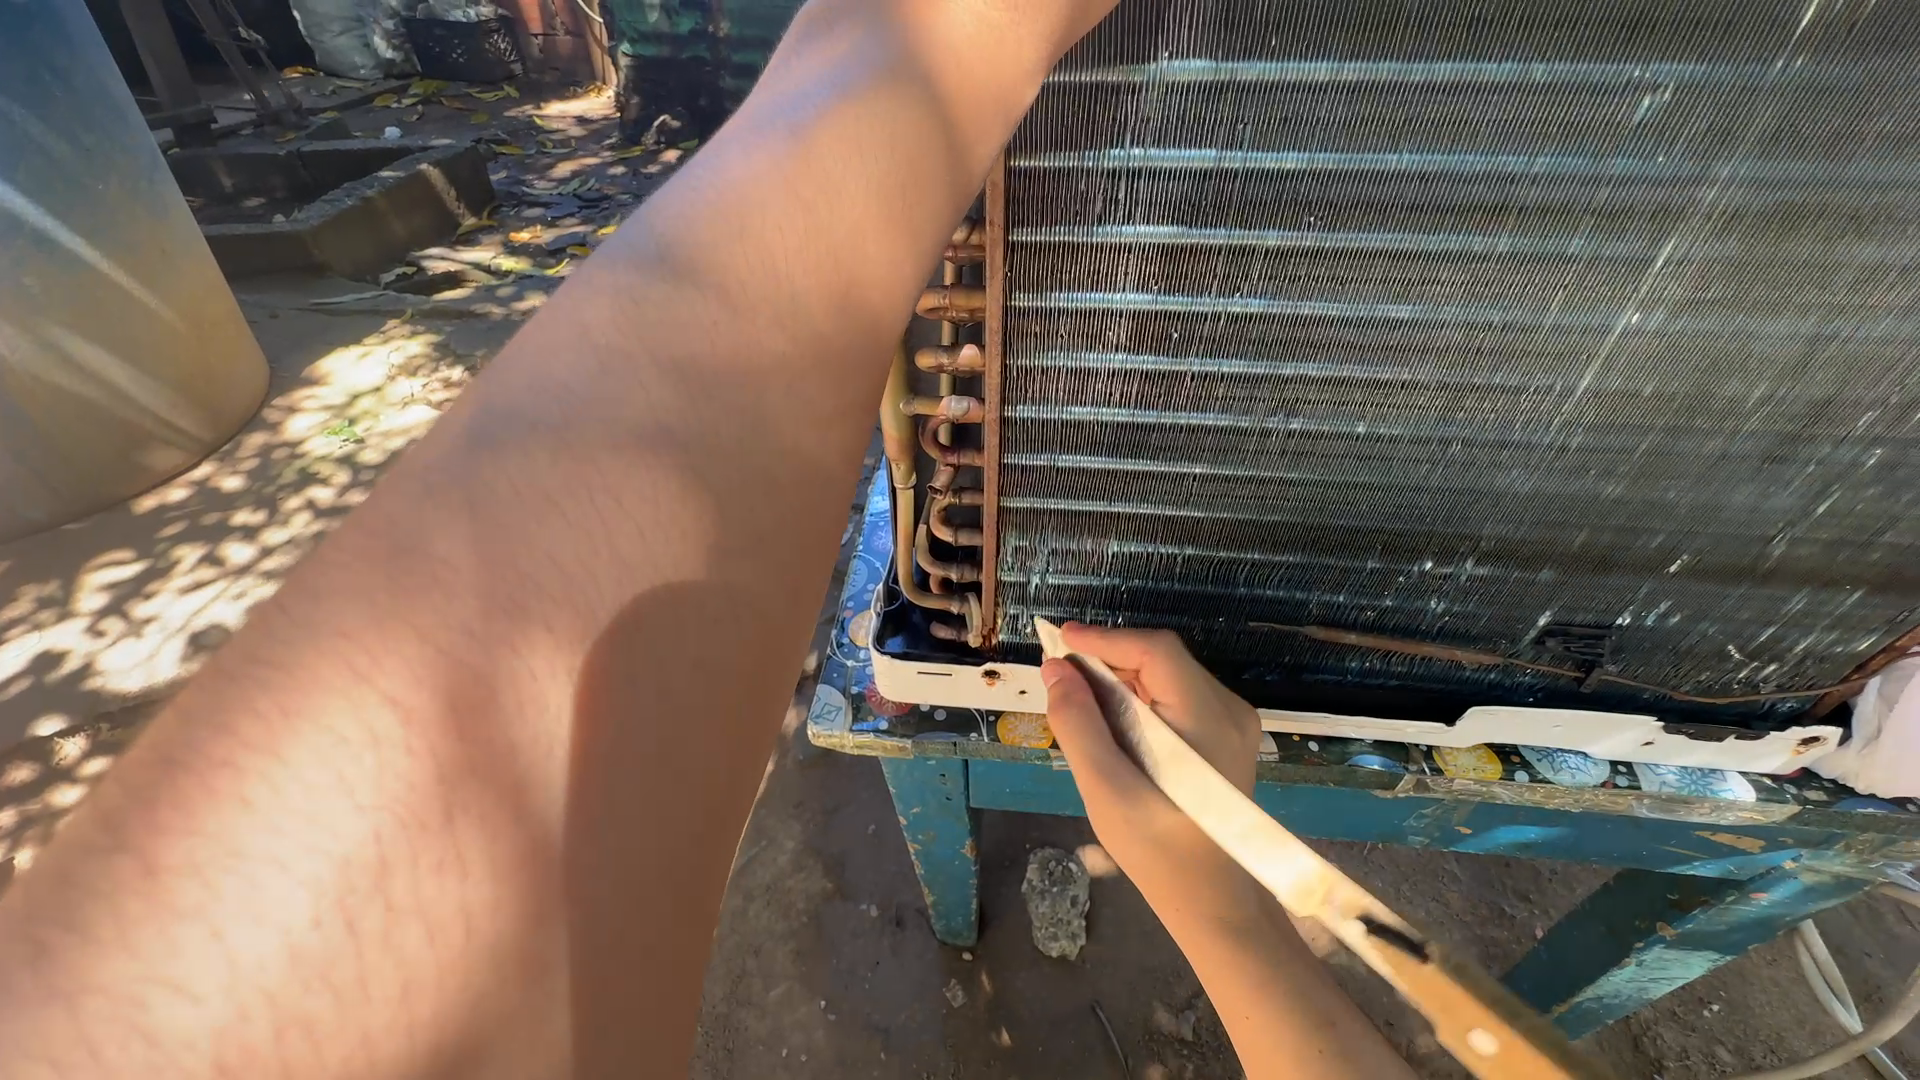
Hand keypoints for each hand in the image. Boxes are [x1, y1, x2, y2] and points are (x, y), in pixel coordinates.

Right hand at [1041, 624, 1266, 932]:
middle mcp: (1228, 710)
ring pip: (1165, 676)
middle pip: (1160, 660)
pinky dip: (1136, 698)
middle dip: (1106, 660)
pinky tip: (1109, 720)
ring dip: (1118, 680)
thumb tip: (1056, 669)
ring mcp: (1231, 723)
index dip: (1105, 640)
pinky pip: (1174, 698)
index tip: (1059, 640)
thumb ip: (1078, 724)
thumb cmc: (1160, 854)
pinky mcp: (1224, 737)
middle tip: (1059, 675)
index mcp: (1207, 719)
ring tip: (1076, 698)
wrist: (1216, 905)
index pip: (1155, 651)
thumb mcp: (1107, 790)